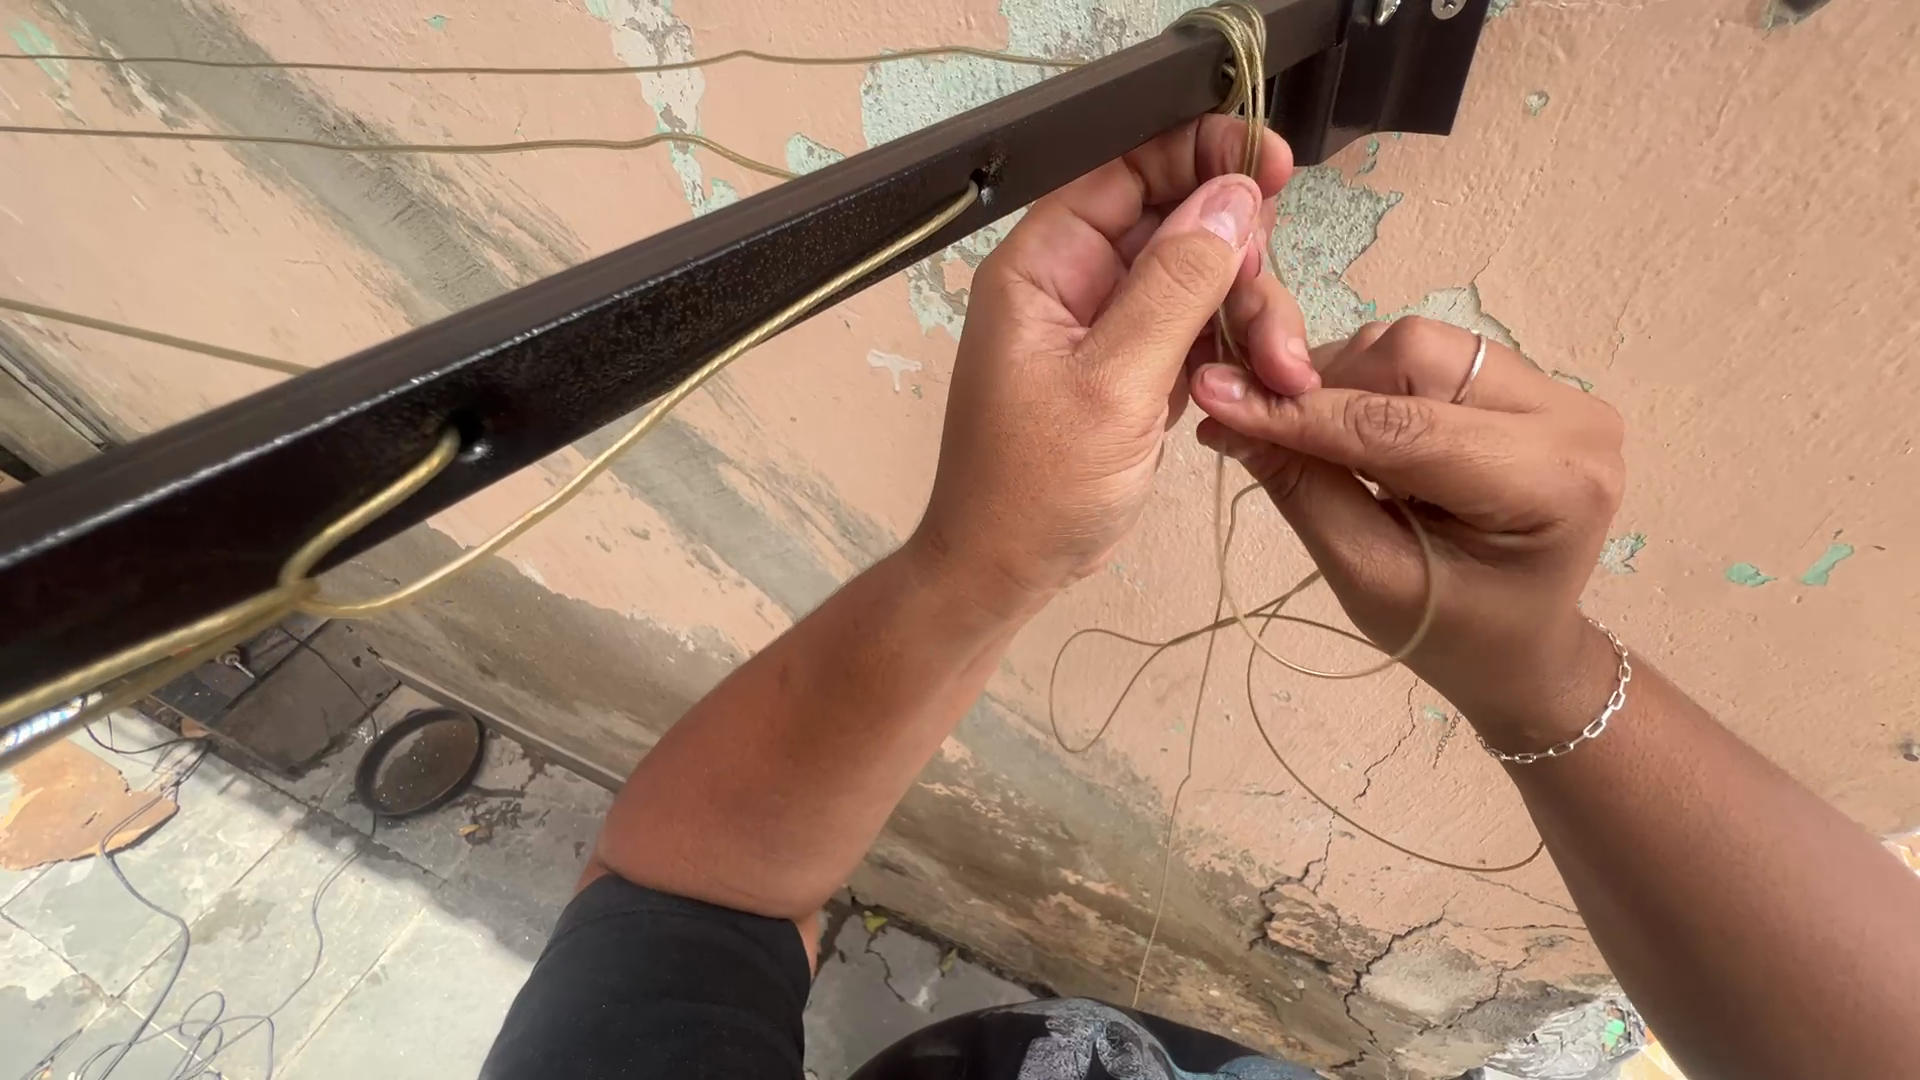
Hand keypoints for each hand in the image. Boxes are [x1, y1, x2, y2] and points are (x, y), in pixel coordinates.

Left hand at [911, 117, 1304, 615]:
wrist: (1009, 565)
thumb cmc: (1034, 487)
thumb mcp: (1110, 385)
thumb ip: (1173, 288)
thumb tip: (1230, 198)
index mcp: (1043, 267)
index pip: (1125, 168)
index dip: (1202, 154)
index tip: (1273, 170)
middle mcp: (1074, 284)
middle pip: (1177, 225)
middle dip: (1241, 264)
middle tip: (1274, 329)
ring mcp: (1106, 328)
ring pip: (1199, 281)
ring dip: (1250, 316)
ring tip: (1283, 374)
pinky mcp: (1133, 368)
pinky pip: (1196, 332)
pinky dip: (1234, 351)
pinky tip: (1265, 384)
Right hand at [1189, 317, 1626, 746]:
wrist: (1514, 642)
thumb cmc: (1442, 630)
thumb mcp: (1362, 572)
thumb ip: (1300, 488)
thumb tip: (1223, 417)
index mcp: (1545, 481)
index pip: (1396, 424)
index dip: (1296, 411)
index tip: (1212, 398)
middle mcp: (1567, 415)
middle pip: (1414, 351)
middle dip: (1324, 385)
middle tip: (1267, 429)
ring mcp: (1552, 392)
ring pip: (1413, 343)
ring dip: (1341, 382)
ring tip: (1316, 442)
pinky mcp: (1524, 386)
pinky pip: (1424, 355)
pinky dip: (1364, 384)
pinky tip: (1350, 430)